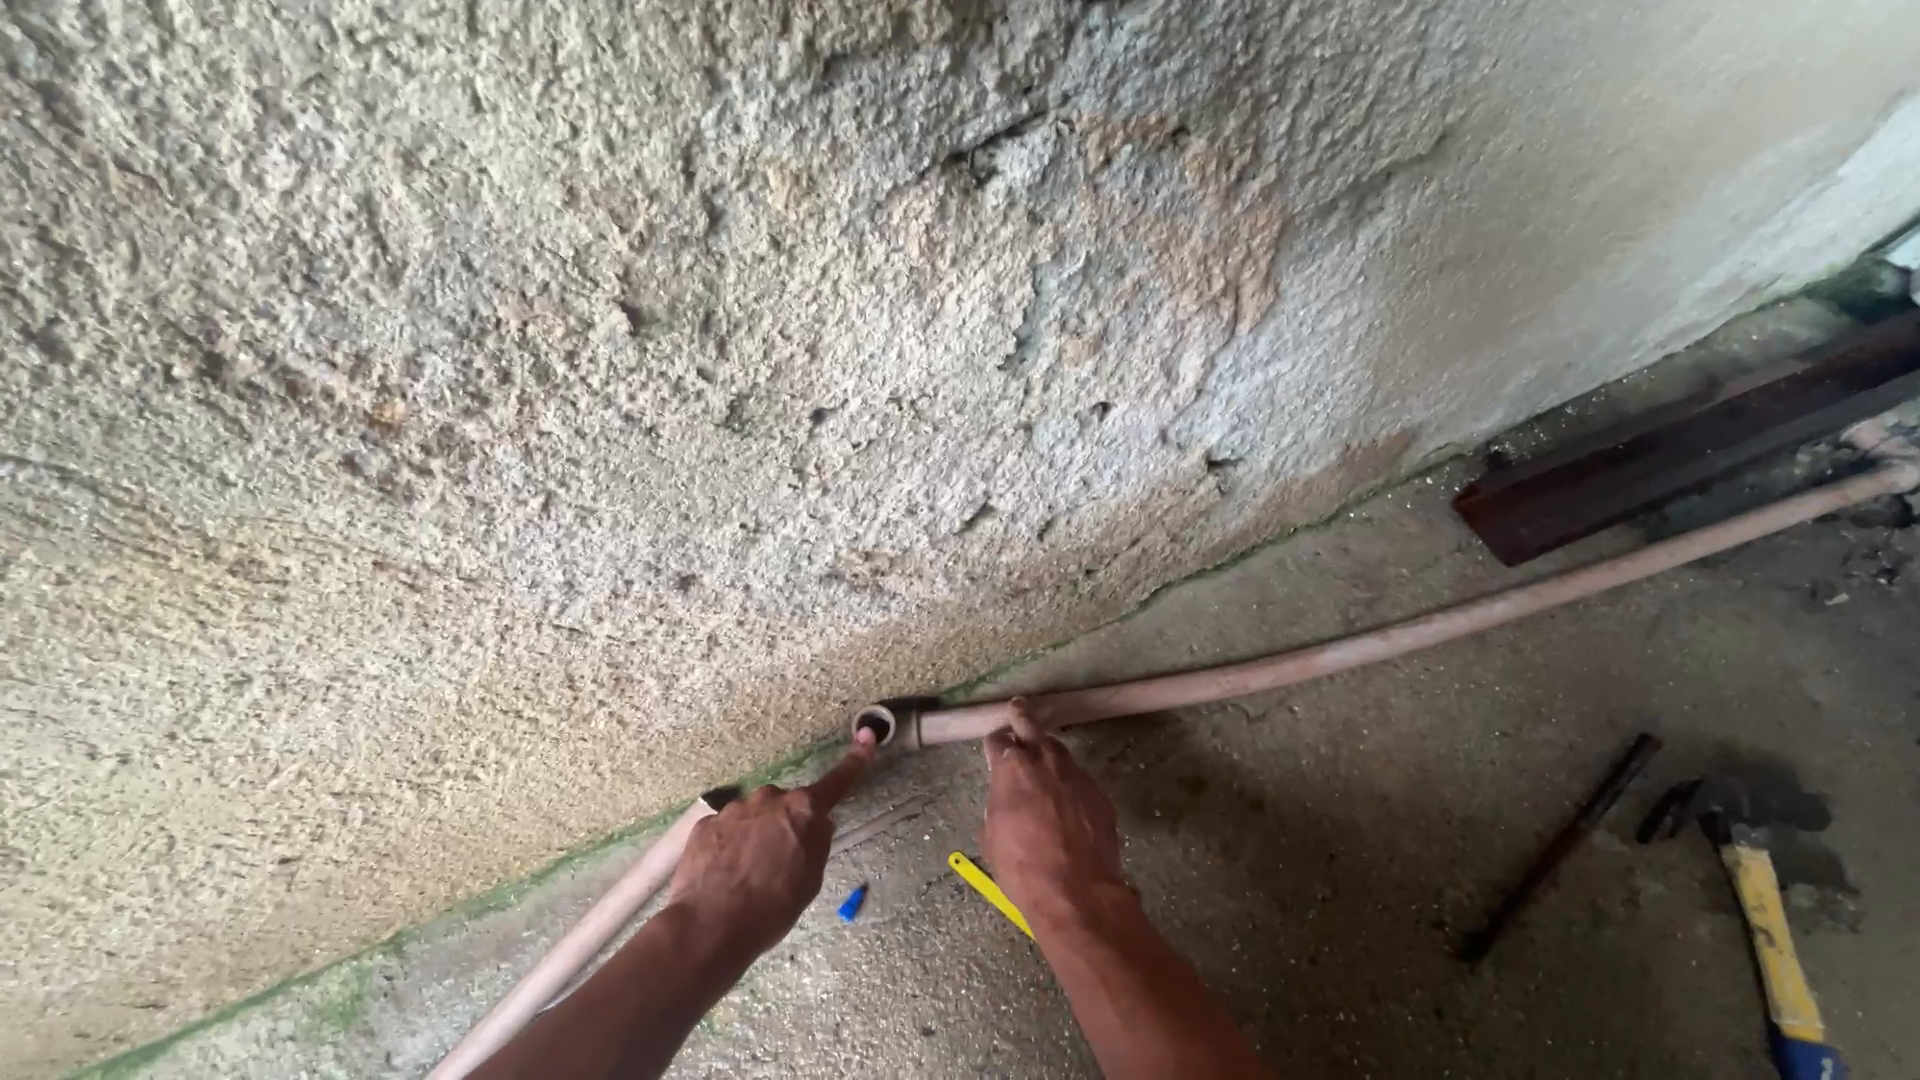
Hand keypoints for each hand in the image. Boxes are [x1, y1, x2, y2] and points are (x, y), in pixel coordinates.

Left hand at [667, 729, 875, 955]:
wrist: (710, 927)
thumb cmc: (772, 907)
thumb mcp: (810, 879)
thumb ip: (817, 843)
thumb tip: (817, 824)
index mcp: (803, 810)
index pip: (836, 783)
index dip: (855, 761)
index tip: (867, 737)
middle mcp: (769, 798)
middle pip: (785, 806)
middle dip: (785, 826)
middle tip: (779, 865)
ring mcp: (733, 809)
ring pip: (754, 817)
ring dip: (755, 837)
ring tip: (746, 877)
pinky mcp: (705, 825)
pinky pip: (725, 830)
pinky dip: (728, 847)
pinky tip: (723, 875)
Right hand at [979, 698, 1127, 924]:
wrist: (1076, 892)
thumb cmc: (1022, 868)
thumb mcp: (993, 836)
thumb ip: (999, 804)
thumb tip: (1005, 796)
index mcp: (1012, 770)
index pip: (998, 742)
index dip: (994, 744)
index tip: (993, 746)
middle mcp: (1045, 763)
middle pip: (1032, 728)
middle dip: (1022, 717)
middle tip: (1018, 707)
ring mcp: (1076, 776)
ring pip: (1059, 752)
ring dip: (1048, 750)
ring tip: (1043, 751)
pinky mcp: (1098, 795)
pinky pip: (1079, 780)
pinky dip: (1069, 782)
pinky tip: (1067, 798)